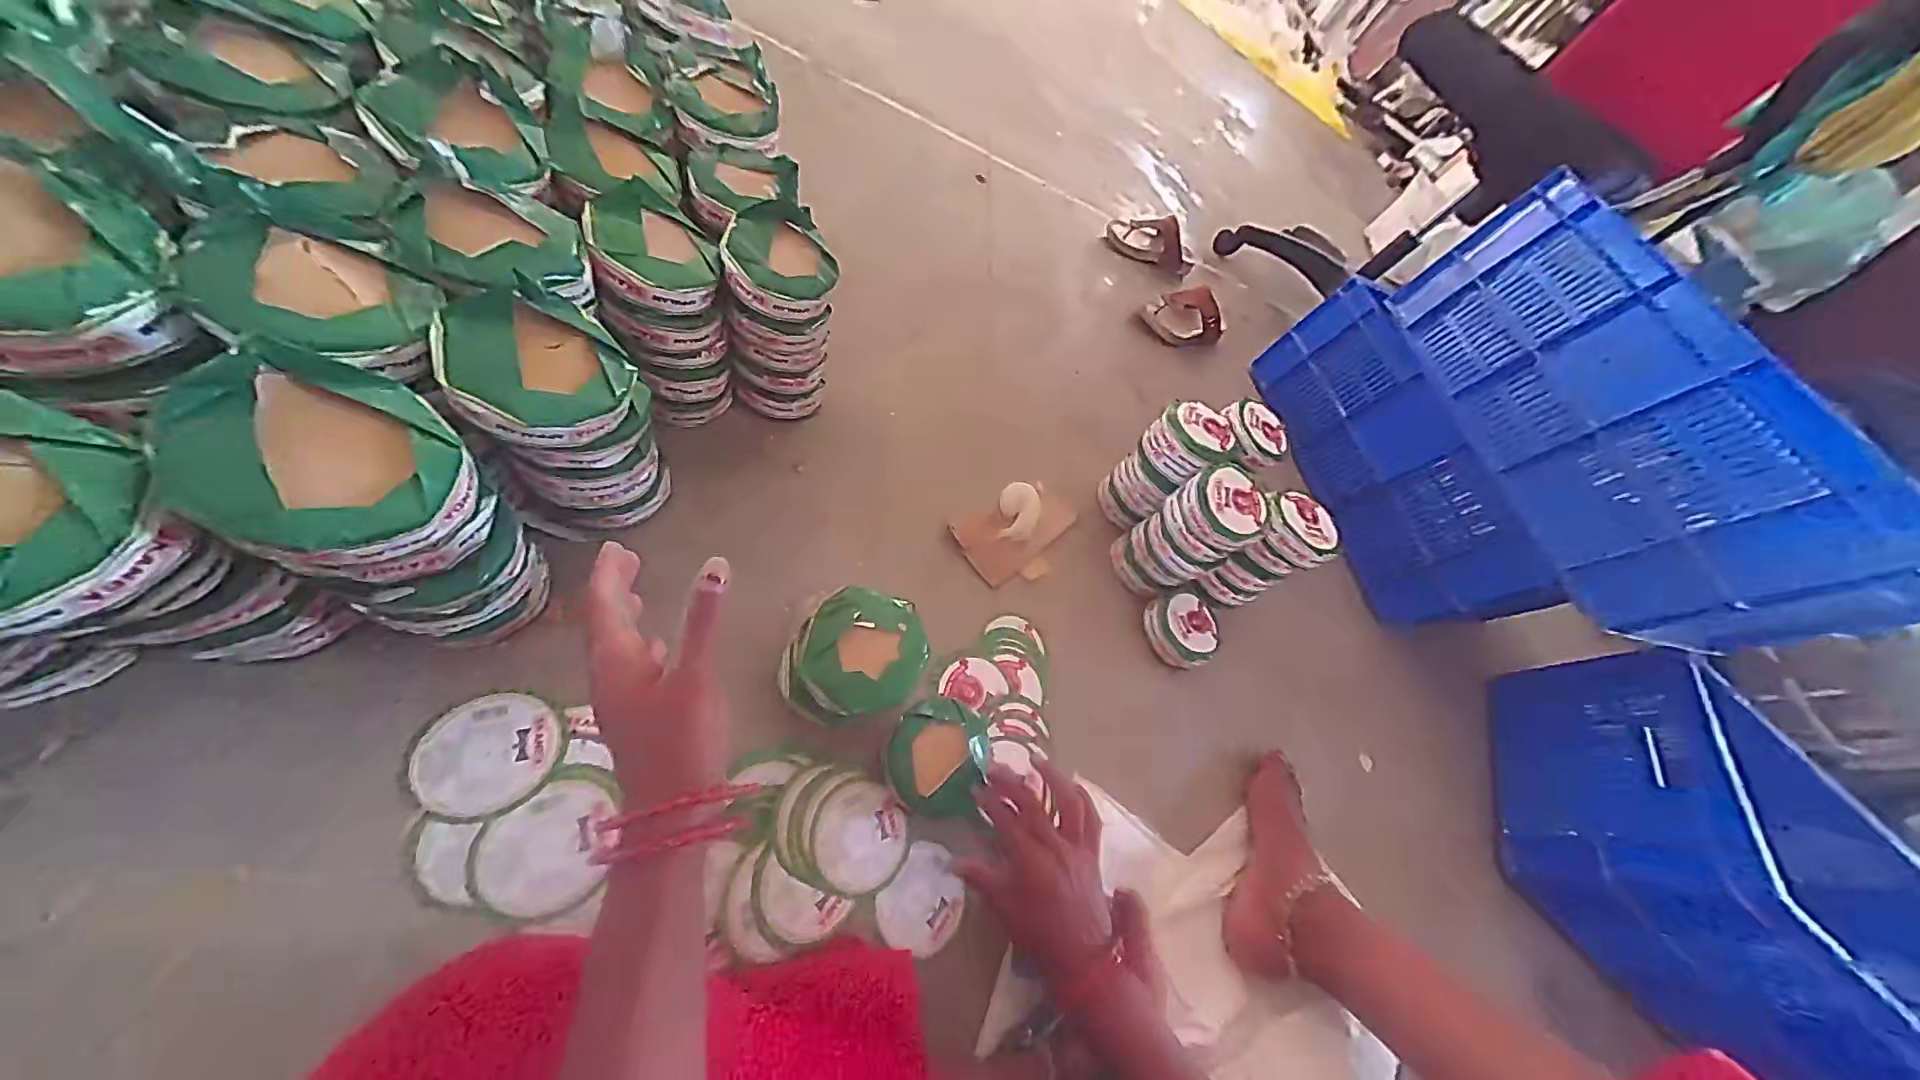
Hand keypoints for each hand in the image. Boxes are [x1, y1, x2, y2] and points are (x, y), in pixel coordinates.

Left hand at [584, 543, 728, 803]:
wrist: (671, 807)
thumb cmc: (682, 739)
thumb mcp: (697, 675)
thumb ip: (703, 621)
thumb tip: (715, 566)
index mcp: (617, 660)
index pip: (603, 605)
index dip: (608, 575)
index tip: (617, 548)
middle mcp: (609, 675)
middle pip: (602, 623)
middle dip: (612, 590)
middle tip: (627, 560)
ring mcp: (619, 697)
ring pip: (614, 646)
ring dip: (623, 615)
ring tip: (639, 592)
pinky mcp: (634, 714)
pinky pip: (628, 666)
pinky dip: (638, 644)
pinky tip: (657, 647)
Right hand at [958, 761, 1164, 1009]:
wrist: (1083, 955)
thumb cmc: (1039, 932)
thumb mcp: (1005, 907)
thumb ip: (982, 878)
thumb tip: (954, 861)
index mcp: (1030, 858)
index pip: (1006, 819)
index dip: (989, 801)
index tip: (975, 788)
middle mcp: (1055, 845)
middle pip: (1032, 803)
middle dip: (1010, 782)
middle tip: (992, 768)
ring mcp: (1077, 846)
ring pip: (1067, 801)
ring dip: (1051, 777)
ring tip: (1036, 760)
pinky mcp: (1093, 852)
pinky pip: (1091, 817)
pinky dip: (1082, 797)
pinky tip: (1071, 784)